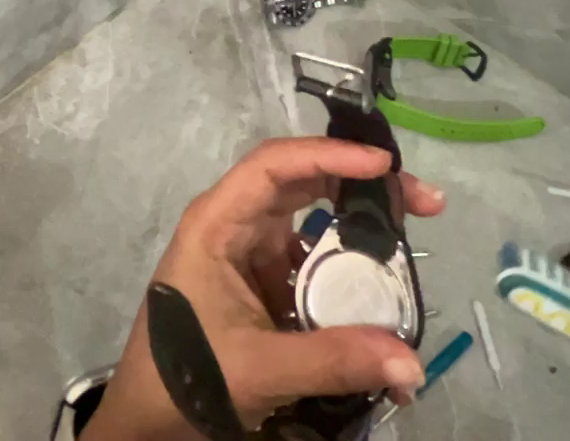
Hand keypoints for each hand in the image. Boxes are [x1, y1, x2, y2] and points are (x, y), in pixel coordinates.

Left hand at [83, 137, 446, 440]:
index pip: (273, 165)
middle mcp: (234, 221)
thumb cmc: (185, 373)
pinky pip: (309, 255)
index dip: (327, 155)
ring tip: (412, 223)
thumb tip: (412, 362)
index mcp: (218, 221)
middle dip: (358, 179)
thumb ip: (333, 360)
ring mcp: (248, 247)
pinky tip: (379, 276)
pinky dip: (345, 261)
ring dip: (357, 216)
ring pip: (309, 213)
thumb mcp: (257, 367)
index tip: (382, 165)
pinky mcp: (261, 276)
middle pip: (300, 180)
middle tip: (422, 199)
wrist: (147, 417)